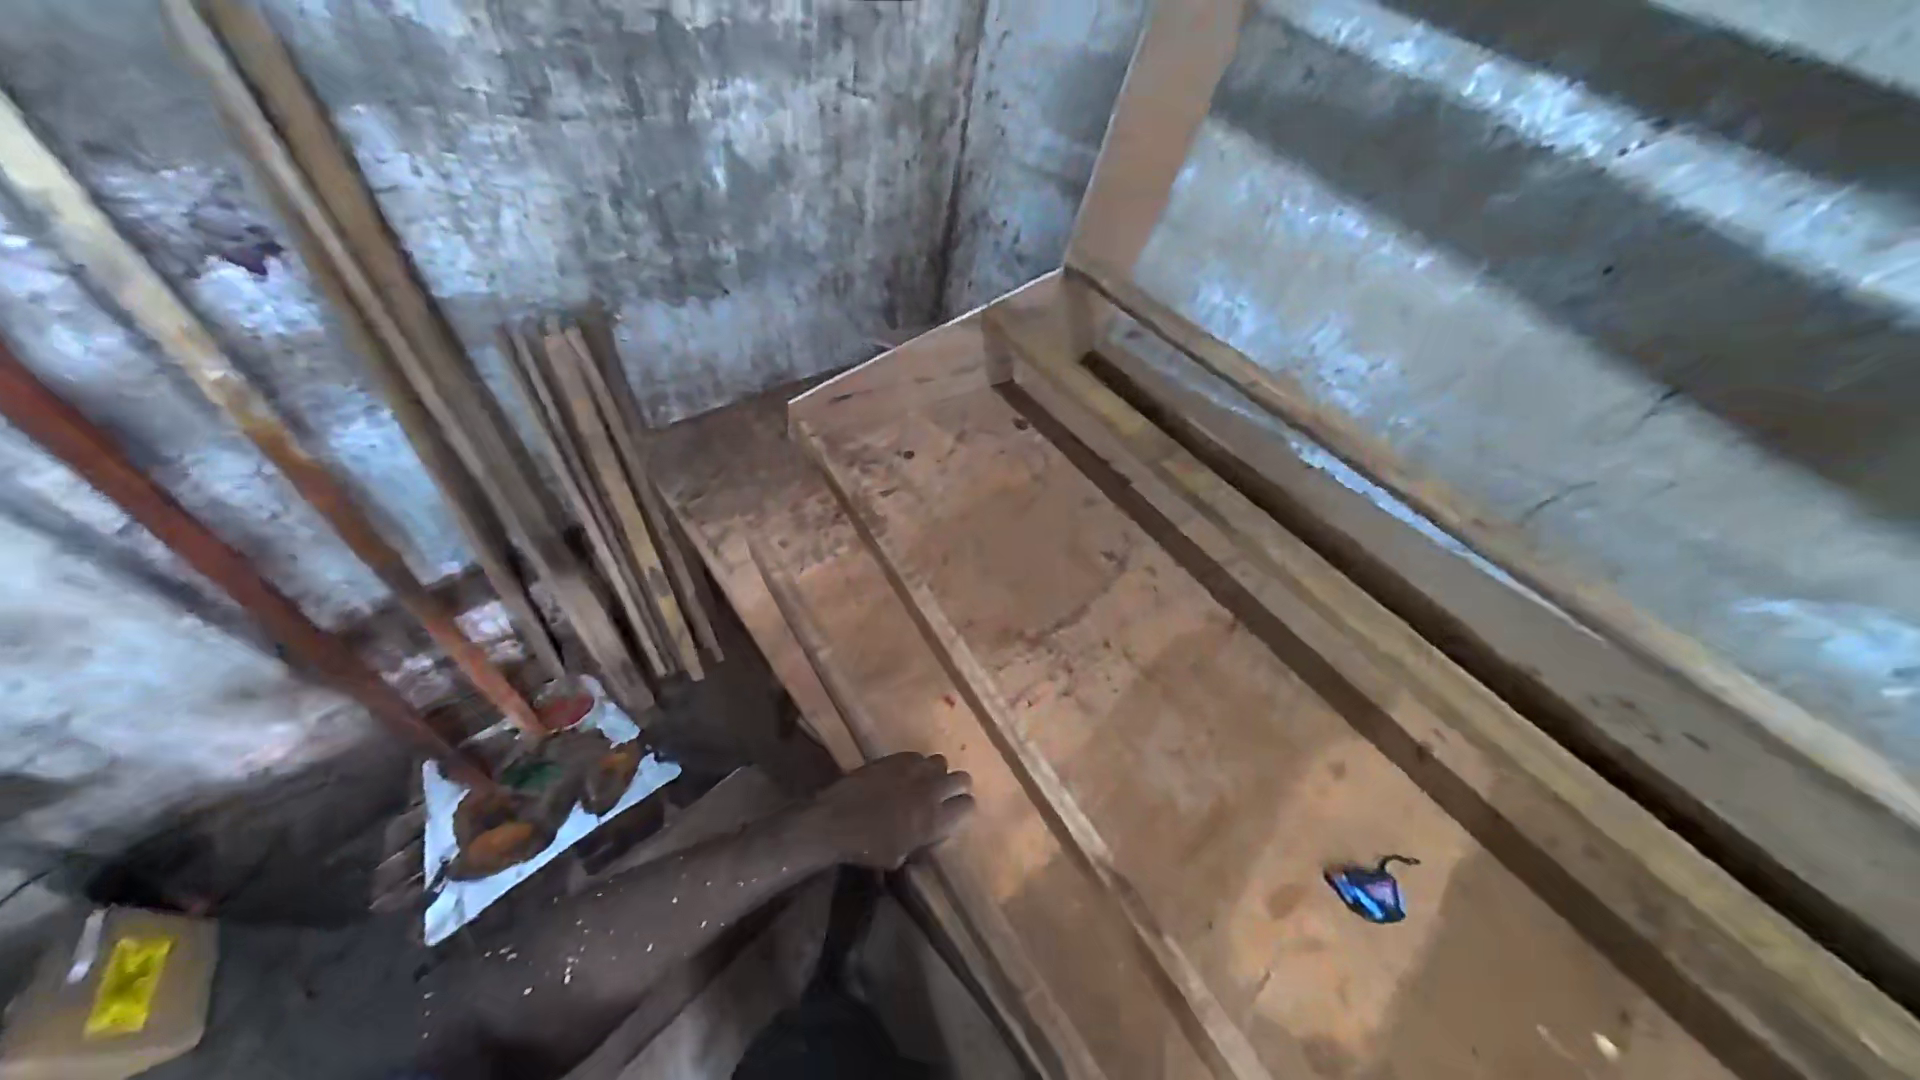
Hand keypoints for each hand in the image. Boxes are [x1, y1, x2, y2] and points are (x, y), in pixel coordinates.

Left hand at [798, 752, 974, 868]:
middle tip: (946, 794)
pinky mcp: (896, 758)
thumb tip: (928, 834)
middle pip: (963, 779)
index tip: (956, 812)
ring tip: (924, 781)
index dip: (964, 809)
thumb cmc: (867, 848)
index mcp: (935, 820)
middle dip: (958, 786)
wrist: (836, 821)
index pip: (968, 806)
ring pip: (941, 762)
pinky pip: (917, 756)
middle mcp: (932, 791)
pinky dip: (915, 764)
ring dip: (936, 772)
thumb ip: (921, 842)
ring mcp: (914, 770)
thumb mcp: (900, 857)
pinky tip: (904, 774)